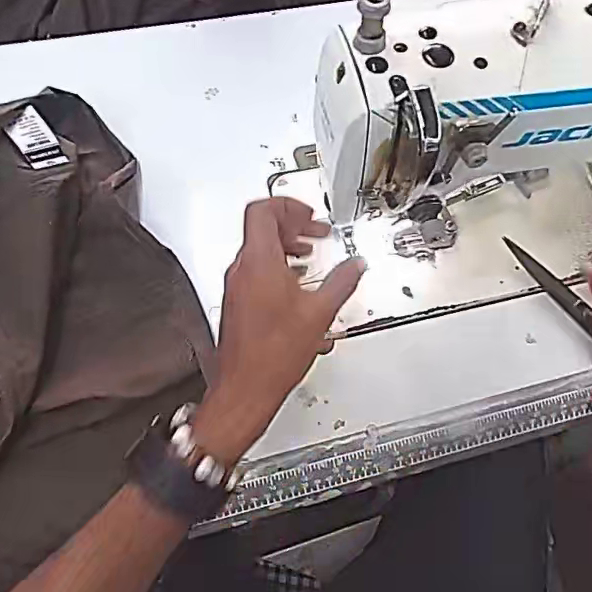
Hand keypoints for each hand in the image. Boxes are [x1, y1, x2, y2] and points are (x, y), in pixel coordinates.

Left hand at [195, 198, 365, 465]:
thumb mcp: (320, 313)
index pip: (263, 211)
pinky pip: (254, 270)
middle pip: (260, 226)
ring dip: (285, 246)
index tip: (307, 214)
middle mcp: (242, 270)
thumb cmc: (272, 355)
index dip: (287, 205)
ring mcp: (236, 286)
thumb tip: (356, 265)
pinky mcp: (237, 301)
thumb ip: (342, 282)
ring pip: (257, 249)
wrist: (245, 387)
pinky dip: (277, 266)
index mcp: (259, 263)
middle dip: (291, 224)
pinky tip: (297, 284)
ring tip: (308, 255)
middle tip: (314, 232)